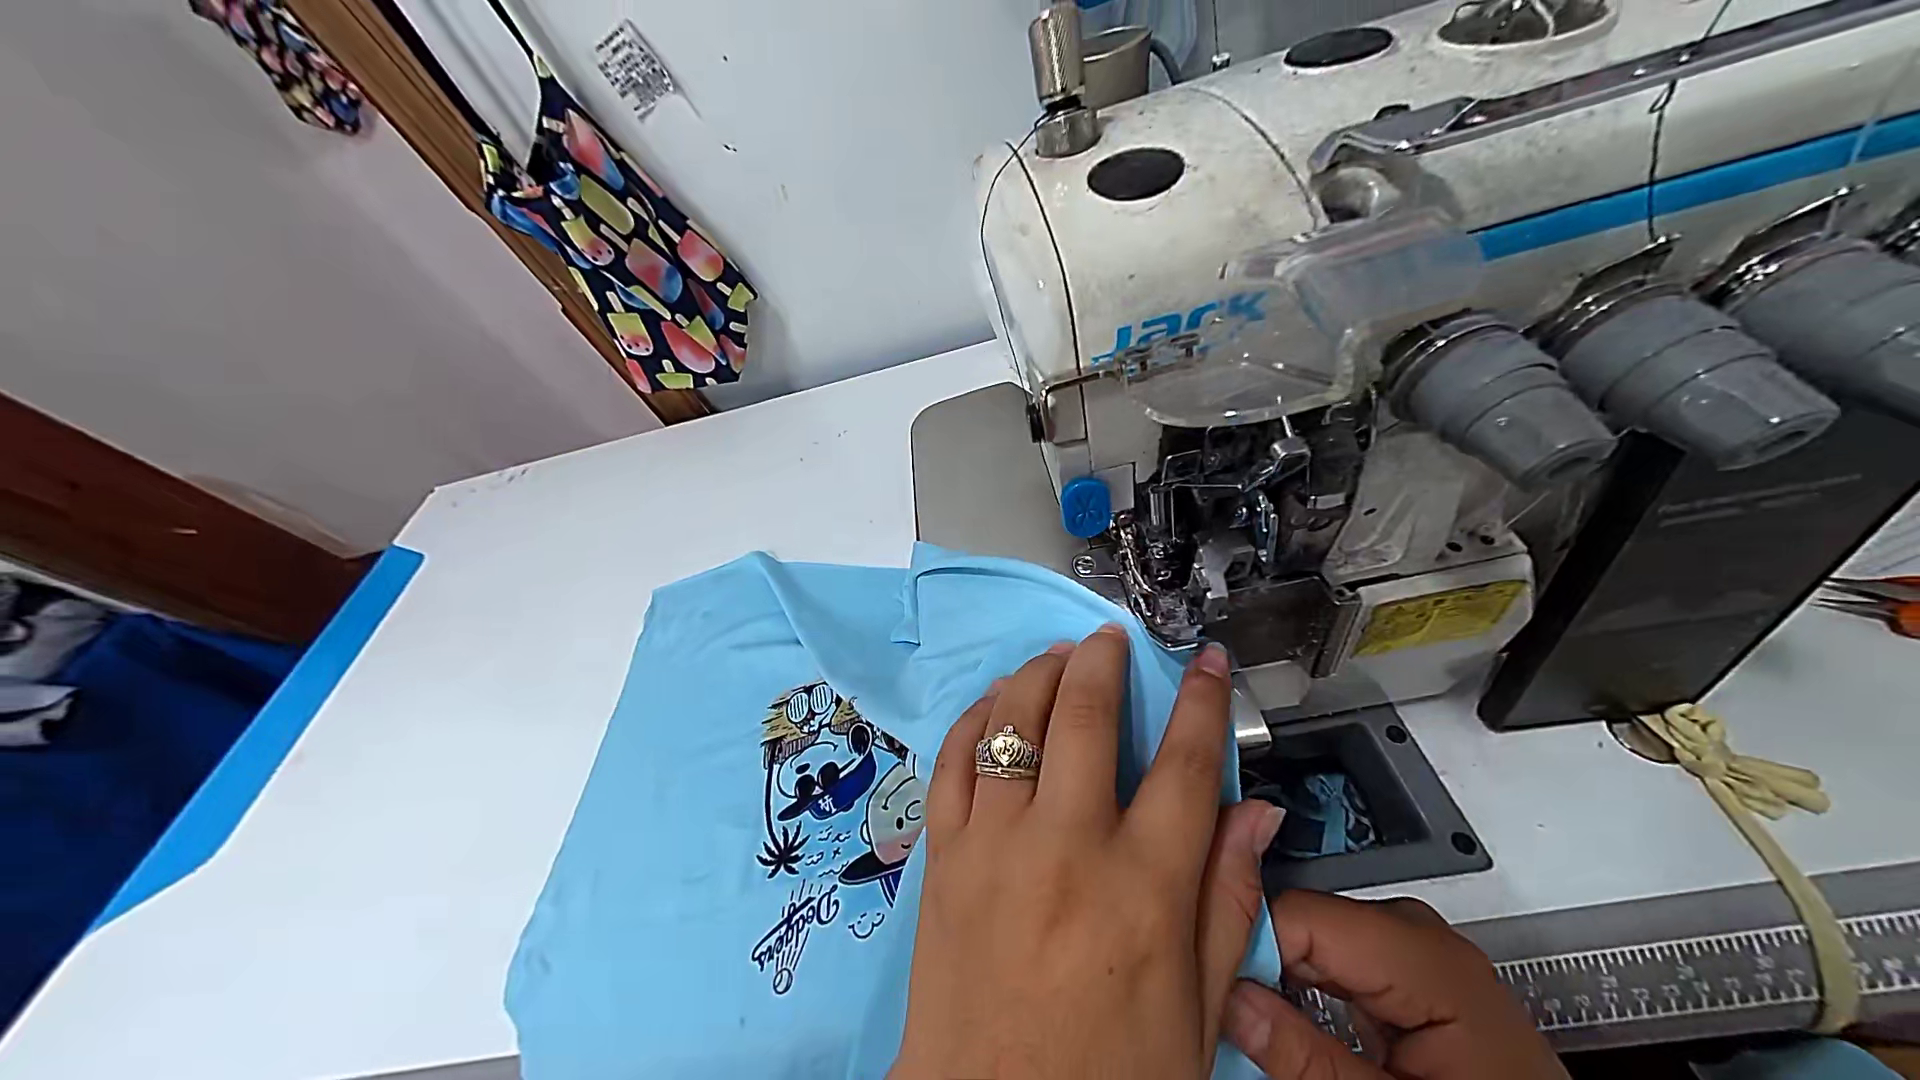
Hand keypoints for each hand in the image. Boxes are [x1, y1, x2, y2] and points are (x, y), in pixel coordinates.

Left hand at [891, 626, 1285, 1078]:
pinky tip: (992, 702)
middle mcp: (1065, 845)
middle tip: (1107, 639)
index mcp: (1142, 886)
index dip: (1202, 700)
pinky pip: (952, 760)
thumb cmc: (1105, 1075)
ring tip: (1054, 657)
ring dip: (1035, 674)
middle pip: (1084, 715)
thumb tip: (1255, 815)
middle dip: (1100, 660)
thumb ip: (1228, 901)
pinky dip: (973, 718)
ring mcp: (994, 842)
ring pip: (1011, 721)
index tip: (1206, 661)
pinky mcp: (942, 852)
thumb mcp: (1196, 1008)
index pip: (1185, 763)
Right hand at [1220, 891, 1568, 1078]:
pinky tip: (1278, 1013)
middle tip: (1221, 1007)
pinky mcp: (1398, 967)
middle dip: (1255, 960)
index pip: (1297, 914)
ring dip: (1270, 974)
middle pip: (1298, 920)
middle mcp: (1412, 931)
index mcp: (1422, 954)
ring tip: (1242, 1012)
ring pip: (1305, 936)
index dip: (1245, 947)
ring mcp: (1405, 945)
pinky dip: (1295, 984)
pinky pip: (1325, 956)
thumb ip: (1310, 1057)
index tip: (1214, 989)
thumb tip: (1230, 1000)